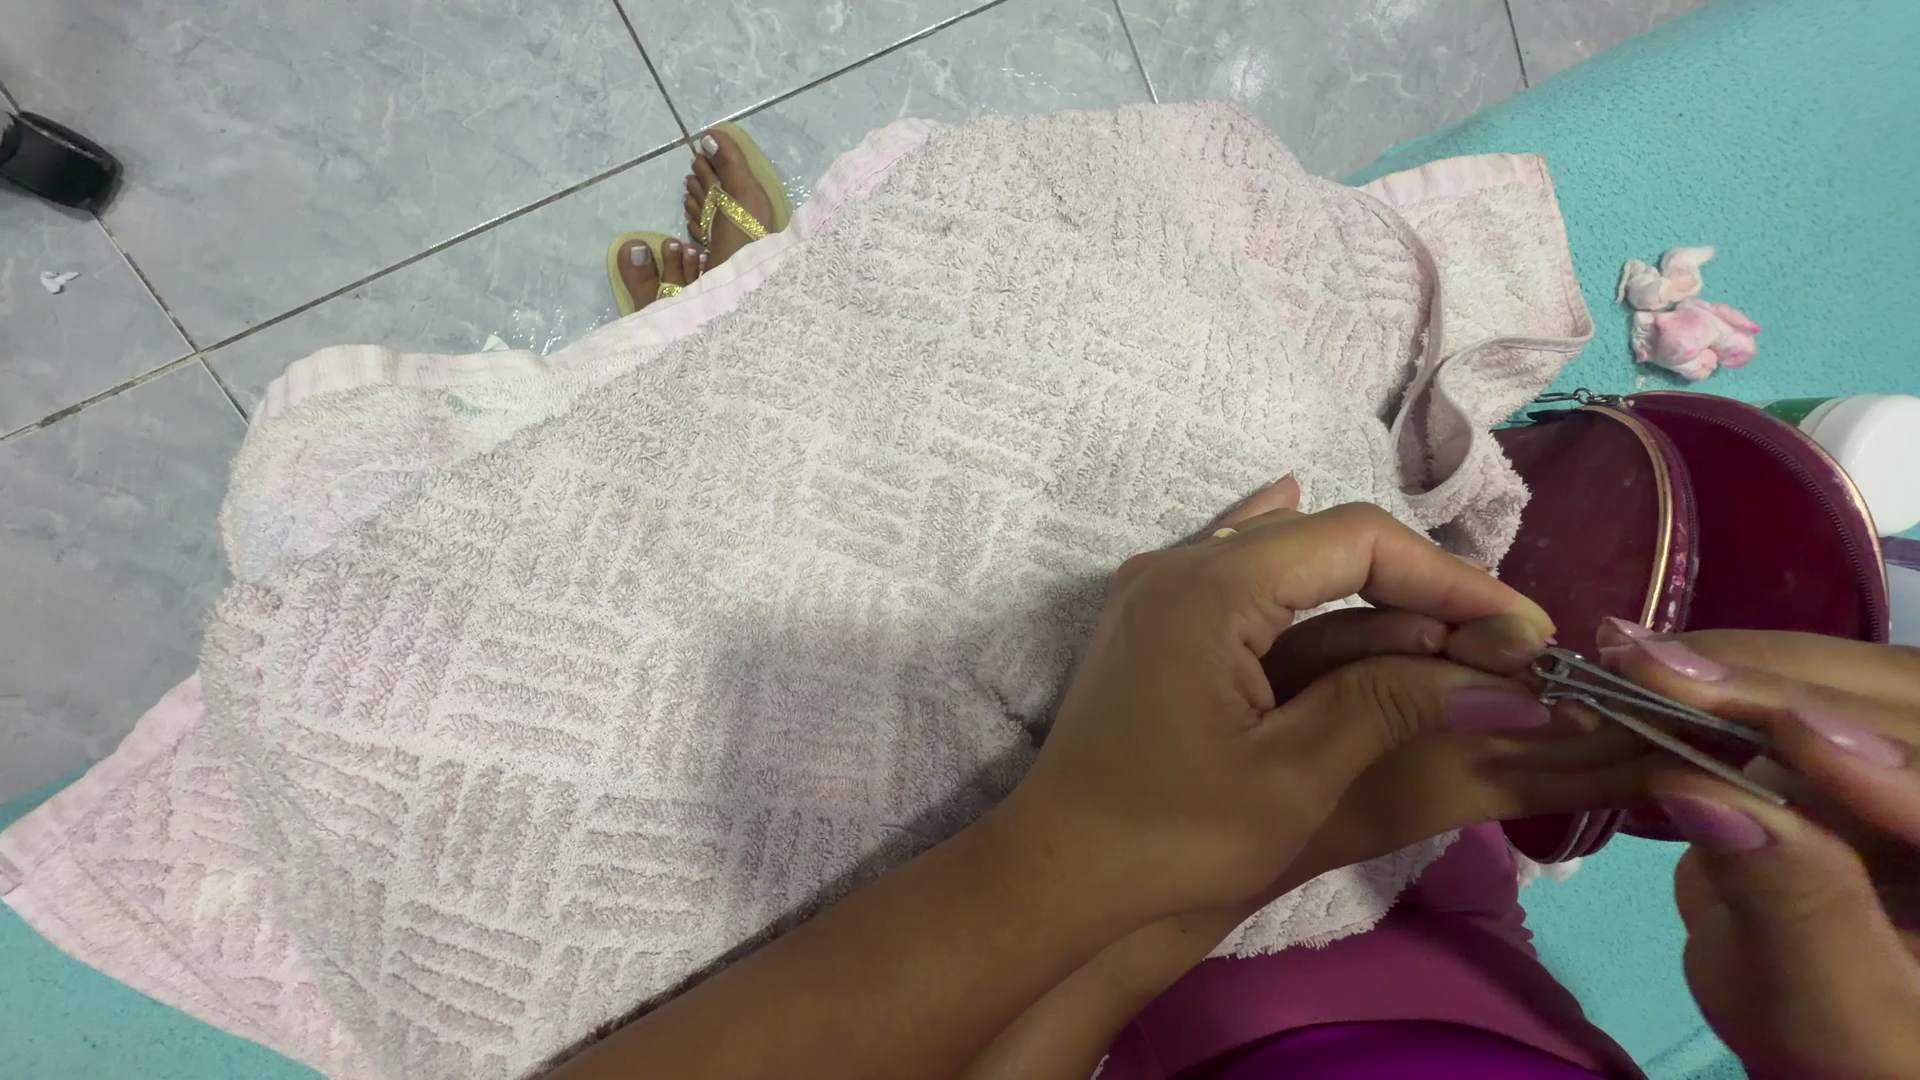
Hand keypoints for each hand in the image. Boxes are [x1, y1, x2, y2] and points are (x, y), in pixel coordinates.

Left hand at [1008, 484, 1558, 925]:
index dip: (1449, 578)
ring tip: (1440, 637)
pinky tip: (1326, 563)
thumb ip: (1391, 703)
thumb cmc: (1171, 832)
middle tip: (1492, 646)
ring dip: (1360, 590)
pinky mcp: (1149, 614)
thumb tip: (1504, 674)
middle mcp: (1174, 564)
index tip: (1523, 634)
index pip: (1354, 538)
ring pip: (1279, 553)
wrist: (1062, 859)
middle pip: (1318, 539)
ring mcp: (1153, 585)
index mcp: (1208, 587)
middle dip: (1412, 587)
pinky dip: (1292, 572)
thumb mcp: (1293, 774)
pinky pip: (1233, 570)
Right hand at [1595, 623, 1919, 1079]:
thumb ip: (1791, 905)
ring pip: (1874, 683)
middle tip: (1654, 663)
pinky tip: (1658, 664)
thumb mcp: (1831, 1013)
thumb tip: (1697, 790)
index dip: (1898, 767)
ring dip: (1748, 666)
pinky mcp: (1878, 757)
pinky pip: (1815, 693)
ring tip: (1637, 652)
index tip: (1786, 735)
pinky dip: (1730, 676)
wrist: (1854, 1050)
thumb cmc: (1854, 1056)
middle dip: (1788, 687)